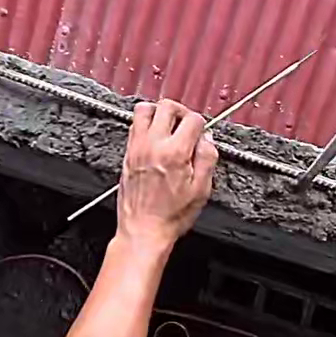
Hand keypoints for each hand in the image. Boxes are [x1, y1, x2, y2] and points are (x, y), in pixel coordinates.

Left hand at [116, 99, 217, 249]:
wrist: (143, 230)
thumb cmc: (170, 216)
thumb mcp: (201, 190)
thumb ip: (207, 159)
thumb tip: (208, 140)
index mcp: (175, 153)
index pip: (192, 119)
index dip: (202, 125)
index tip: (202, 135)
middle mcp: (153, 145)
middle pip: (167, 106)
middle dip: (182, 111)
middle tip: (187, 124)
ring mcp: (137, 148)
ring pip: (145, 109)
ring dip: (160, 112)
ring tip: (169, 125)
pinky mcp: (128, 154)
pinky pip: (134, 125)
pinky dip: (146, 124)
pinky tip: (156, 138)